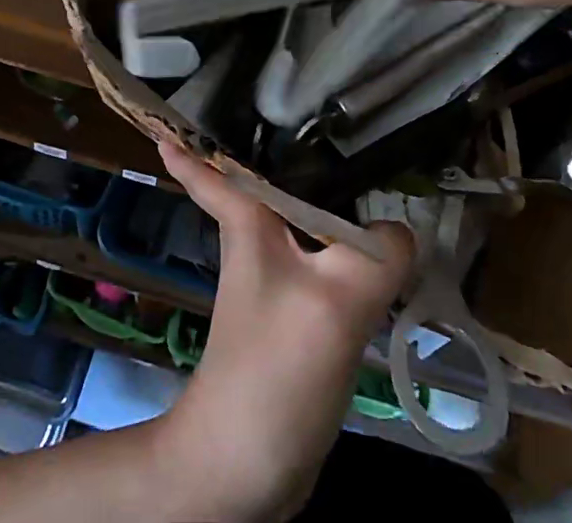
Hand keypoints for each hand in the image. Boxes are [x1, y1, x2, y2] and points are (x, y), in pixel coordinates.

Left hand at [153, 144, 413, 521]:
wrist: (248, 460)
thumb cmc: (273, 367)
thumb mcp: (336, 300)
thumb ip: (378, 254)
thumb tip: (403, 230)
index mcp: (249, 224)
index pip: (211, 168)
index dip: (191, 140)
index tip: (168, 111)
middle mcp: (260, 242)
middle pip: (271, 180)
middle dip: (289, 146)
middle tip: (327, 113)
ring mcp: (280, 279)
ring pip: (304, 217)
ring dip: (328, 192)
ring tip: (368, 163)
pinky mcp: (302, 311)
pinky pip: (327, 259)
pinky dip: (348, 242)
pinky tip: (378, 239)